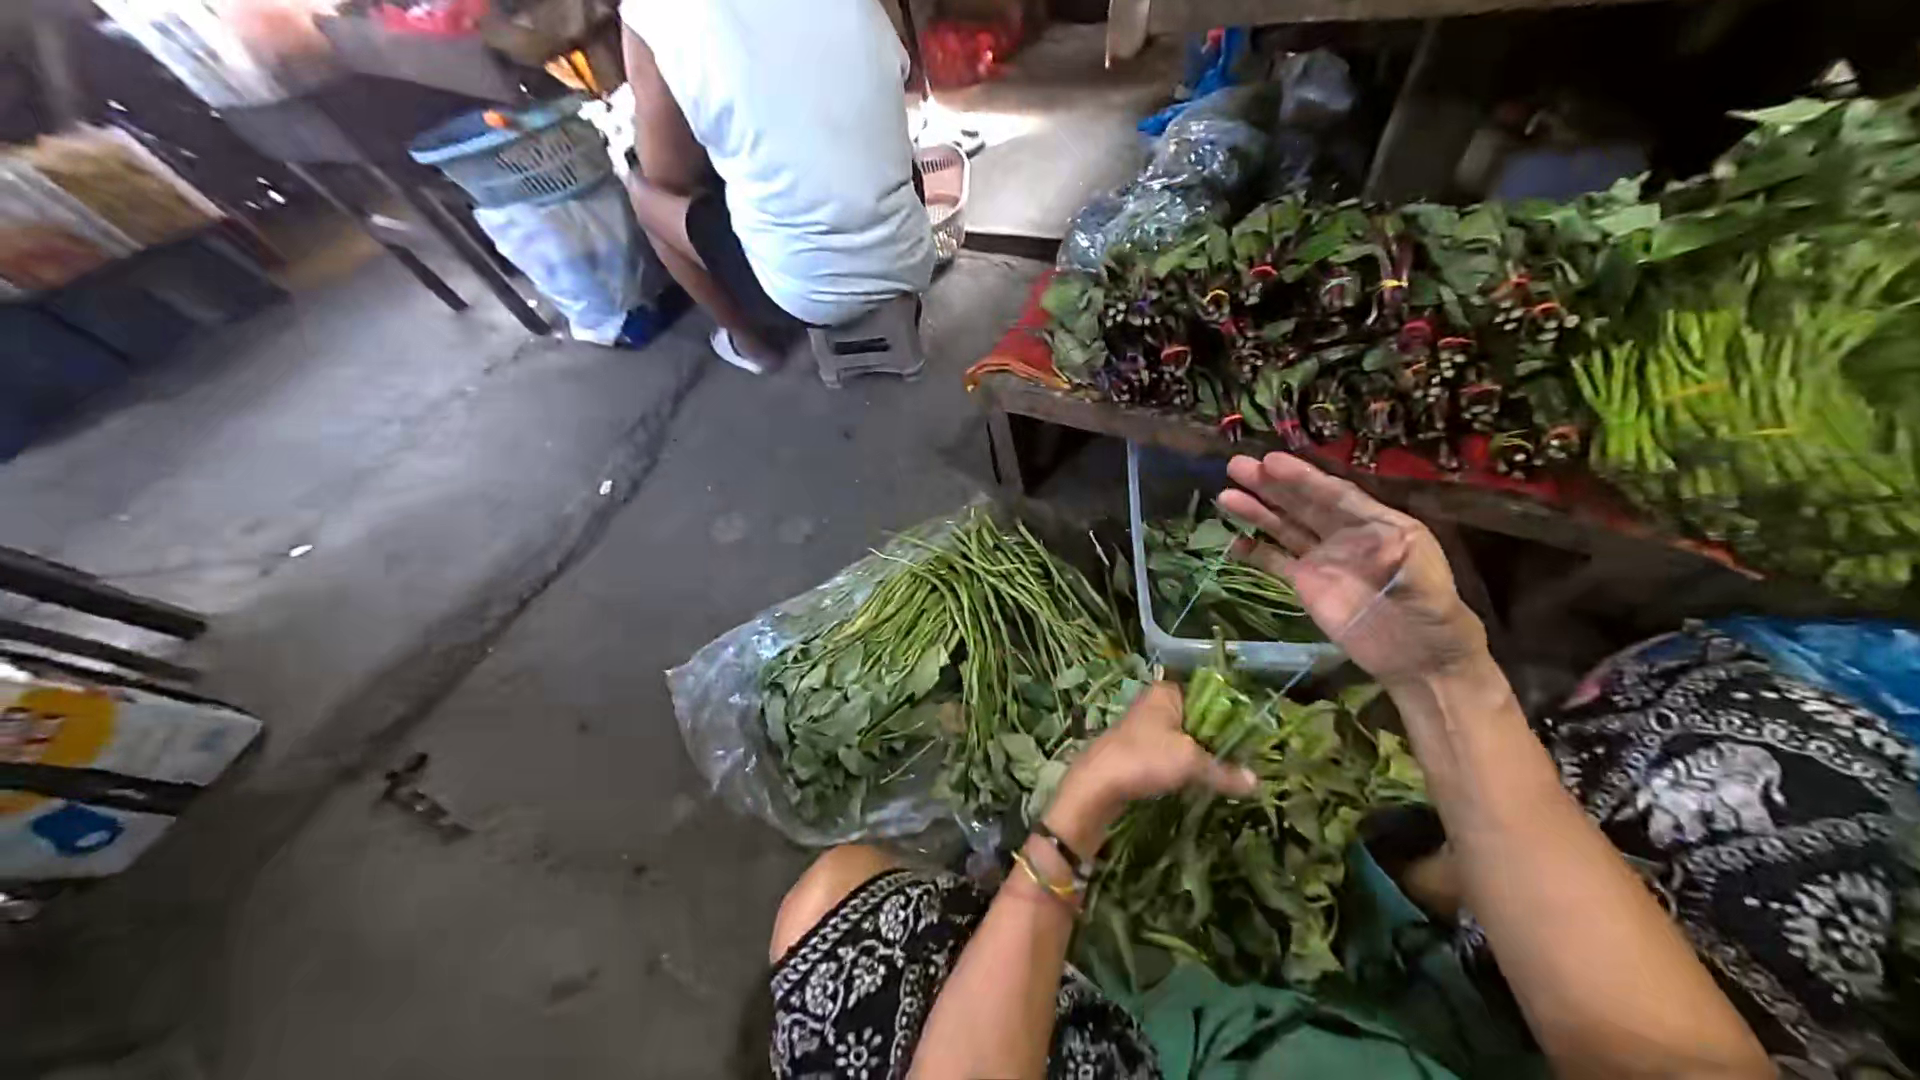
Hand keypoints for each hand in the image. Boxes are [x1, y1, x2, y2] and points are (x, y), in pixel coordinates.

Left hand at [1045, 683, 1257, 853]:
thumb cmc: (1145, 759)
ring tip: (1226, 774)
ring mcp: (1143, 726)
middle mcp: (1154, 703)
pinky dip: (1182, 765)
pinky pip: (1169, 753)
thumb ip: (1225, 771)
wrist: (1096, 784)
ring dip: (1200, 755)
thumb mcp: (1191, 763)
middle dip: (1217, 739)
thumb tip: (1257, 782)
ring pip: (1183, 738)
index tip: (1251, 740)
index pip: (1209, 696)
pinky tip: (1196, 782)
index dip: (1230, 717)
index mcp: (1167, 693)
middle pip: (1197, 718)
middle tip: (1243, 761)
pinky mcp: (1136, 749)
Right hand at [1216, 452, 1488, 690]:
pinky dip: (1254, 551)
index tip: (1271, 462)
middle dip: (1270, 485)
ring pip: (1284, 527)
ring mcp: (1323, 559)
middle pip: (1303, 504)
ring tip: (1226, 496)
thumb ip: (1404, 563)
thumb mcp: (1428, 588)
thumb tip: (1386, 540)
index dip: (1302, 478)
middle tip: (1238, 466)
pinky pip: (1275, 562)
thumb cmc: (1434, 619)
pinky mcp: (1306, 584)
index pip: (1334, 494)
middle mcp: (1345, 535)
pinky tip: (1233, 541)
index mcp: (1377, 525)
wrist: (1421, 661)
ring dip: (1256, 511)